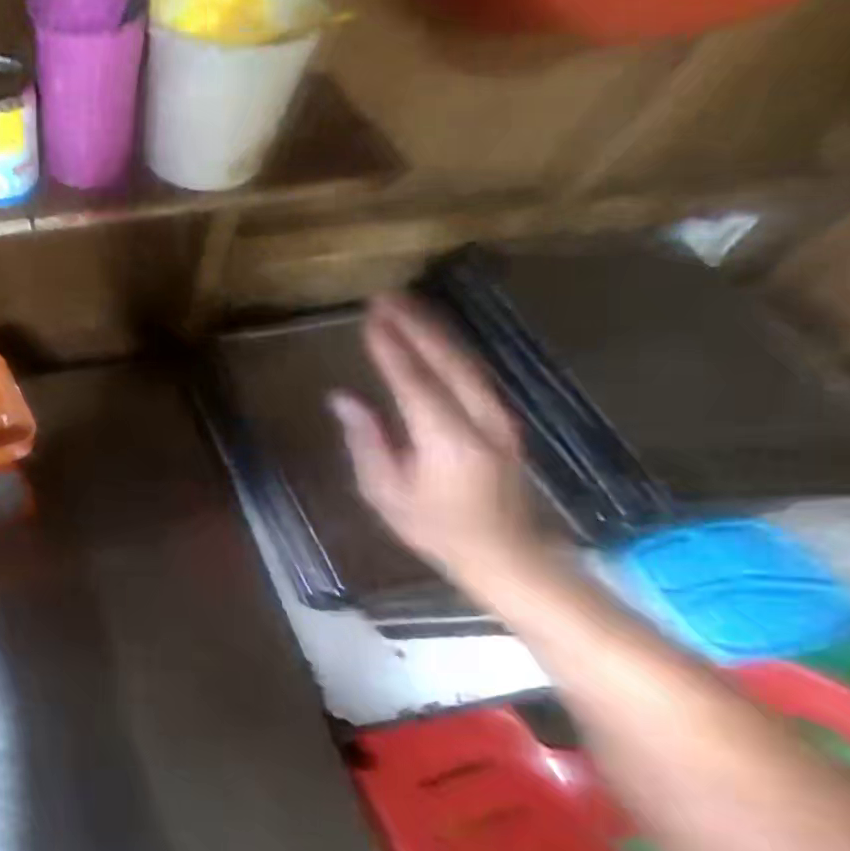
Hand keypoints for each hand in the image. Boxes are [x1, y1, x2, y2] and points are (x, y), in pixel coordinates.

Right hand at [329, 294, 552, 592]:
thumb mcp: (388, 496)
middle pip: (446, 359)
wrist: (506, 553)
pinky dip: (452, 350)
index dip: (390, 348)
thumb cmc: (437, 531)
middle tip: (385, 297)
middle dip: (416, 325)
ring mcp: (499, 417)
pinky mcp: (505, 419)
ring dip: (436, 330)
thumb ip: (367, 443)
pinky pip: (475, 373)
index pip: (413, 381)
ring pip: (466, 361)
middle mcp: (479, 420)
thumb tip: (343, 399)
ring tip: (406, 306)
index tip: (369, 318)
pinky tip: (436, 338)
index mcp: (446, 442)